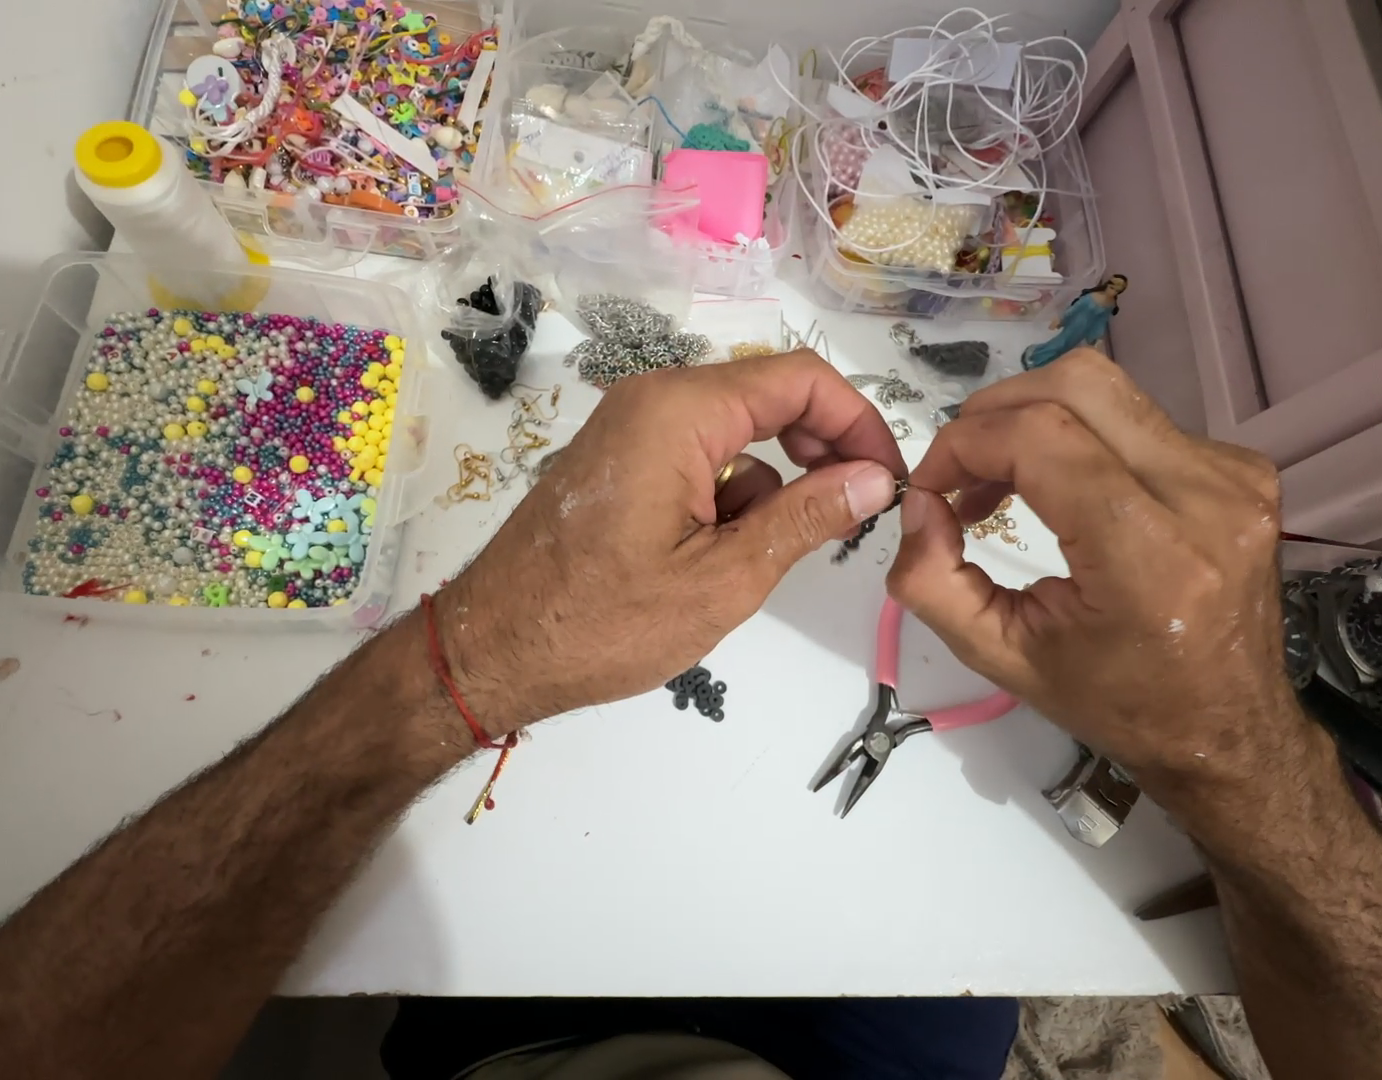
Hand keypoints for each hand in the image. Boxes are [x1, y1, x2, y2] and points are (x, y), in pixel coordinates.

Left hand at [436, 351, 905, 734]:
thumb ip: (806, 519)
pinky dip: (725, 496)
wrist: (494, 651)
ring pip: (736, 434)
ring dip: (768, 484)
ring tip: (757, 554)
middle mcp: (653, 400)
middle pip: (767, 398)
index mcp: (680, 412)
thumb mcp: (723, 579)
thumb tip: (875, 477)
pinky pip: (698, 457)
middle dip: (818, 451)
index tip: (887, 479)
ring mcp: (631, 429)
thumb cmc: (605, 623)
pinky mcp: (621, 461)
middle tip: (847, 513)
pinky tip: (710, 554)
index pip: (798, 379)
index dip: (858, 421)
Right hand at [887, 349, 1299, 798]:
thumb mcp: (999, 658)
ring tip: (998, 483)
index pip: (1040, 437)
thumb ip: (932, 583)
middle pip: (1075, 384)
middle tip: (958, 472)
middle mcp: (1205, 496)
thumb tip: (918, 503)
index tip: (930, 487)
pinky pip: (1132, 418)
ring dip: (1028, 421)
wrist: (1227, 728)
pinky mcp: (1240, 469)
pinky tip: (1055, 491)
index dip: (964, 444)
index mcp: (1150, 556)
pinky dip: (1072, 438)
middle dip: (991, 414)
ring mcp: (1233, 475)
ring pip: (1104, 388)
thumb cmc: (1111, 701)